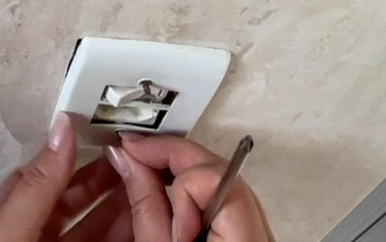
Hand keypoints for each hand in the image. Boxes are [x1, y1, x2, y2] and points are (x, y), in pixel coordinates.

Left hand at [0, 113, 131, 241]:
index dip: (77, 150)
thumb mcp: (11, 226)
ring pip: (92, 224)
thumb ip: (37, 182)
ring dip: (120, 206)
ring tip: (147, 187)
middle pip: (75, 199)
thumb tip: (61, 126)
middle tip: (136, 158)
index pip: (48, 172)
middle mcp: (33, 233)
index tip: (106, 132)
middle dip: (106, 179)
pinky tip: (138, 226)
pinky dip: (122, 234)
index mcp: (11, 215)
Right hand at [107, 134, 275, 241]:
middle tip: (136, 154)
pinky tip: (169, 198)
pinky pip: (224, 202)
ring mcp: (258, 241)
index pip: (212, 177)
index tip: (135, 152)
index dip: (170, 157)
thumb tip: (127, 160)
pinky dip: (194, 195)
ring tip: (147, 176)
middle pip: (220, 172)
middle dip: (173, 157)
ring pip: (223, 184)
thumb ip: (146, 205)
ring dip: (182, 174)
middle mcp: (258, 240)